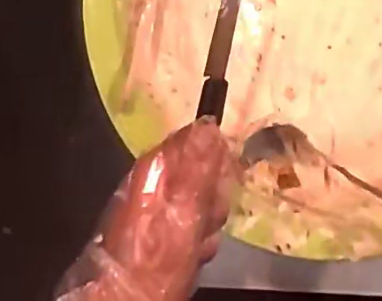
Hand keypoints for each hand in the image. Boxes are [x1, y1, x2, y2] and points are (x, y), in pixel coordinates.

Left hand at [56, 119, 234, 300]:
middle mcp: (155, 179)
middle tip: (210, 218)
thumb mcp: (184, 209)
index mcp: (157, 164)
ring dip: (209, 220)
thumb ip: (198, 165)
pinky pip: (191, 222)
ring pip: (201, 198)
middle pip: (203, 168)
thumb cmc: (155, 258)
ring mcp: (157, 206)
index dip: (218, 155)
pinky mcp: (160, 231)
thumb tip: (210, 123)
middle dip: (214, 194)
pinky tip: (195, 255)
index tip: (226, 179)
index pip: (198, 136)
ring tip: (200, 244)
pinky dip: (198, 239)